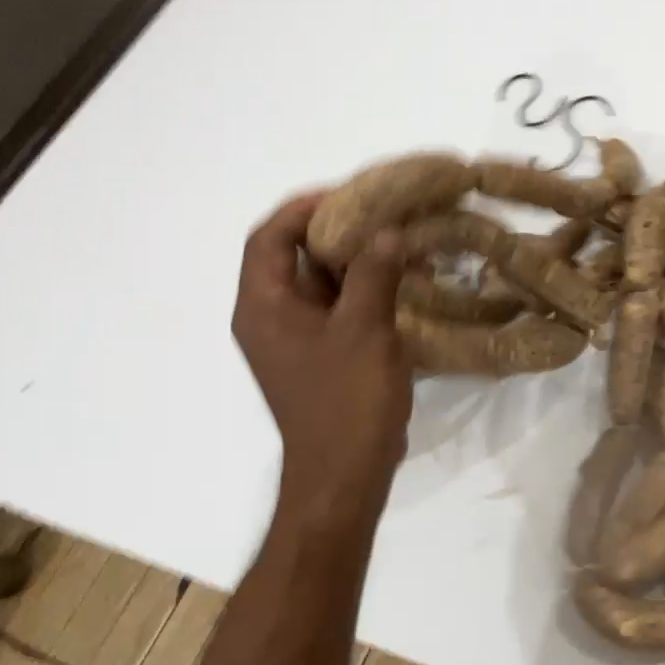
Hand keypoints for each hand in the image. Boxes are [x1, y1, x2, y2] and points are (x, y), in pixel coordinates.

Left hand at [232, 193, 413, 524]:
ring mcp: (294, 340)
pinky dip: (363, 291)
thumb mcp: (365, 329)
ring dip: (355, 262)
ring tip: (400, 244)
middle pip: (292, 257)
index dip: (304, 208)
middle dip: (336, 231)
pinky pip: (336, 309)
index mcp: (263, 306)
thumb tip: (388, 231)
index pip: (269, 238)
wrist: (344, 470)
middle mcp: (269, 318)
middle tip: (384, 215)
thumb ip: (375, 274)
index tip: (351, 193)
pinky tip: (402, 286)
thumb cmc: (346, 399)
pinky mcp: (319, 358)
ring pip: (319, 284)